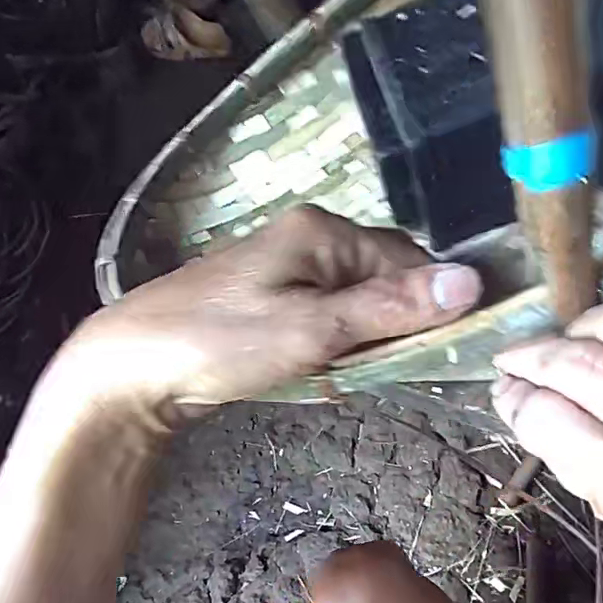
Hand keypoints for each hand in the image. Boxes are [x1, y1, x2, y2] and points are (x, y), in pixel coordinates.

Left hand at [55, 207, 481, 427]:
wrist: (130, 370)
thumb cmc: (223, 343)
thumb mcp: (316, 329)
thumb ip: (392, 307)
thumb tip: (471, 281)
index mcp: (324, 231)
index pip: (409, 262)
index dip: (428, 307)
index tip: (431, 353)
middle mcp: (311, 237)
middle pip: (386, 278)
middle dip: (393, 326)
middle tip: (378, 367)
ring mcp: (290, 266)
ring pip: (360, 300)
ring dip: (366, 338)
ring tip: (347, 371)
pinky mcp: (276, 294)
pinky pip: (332, 313)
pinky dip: (340, 342)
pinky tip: (325, 367)